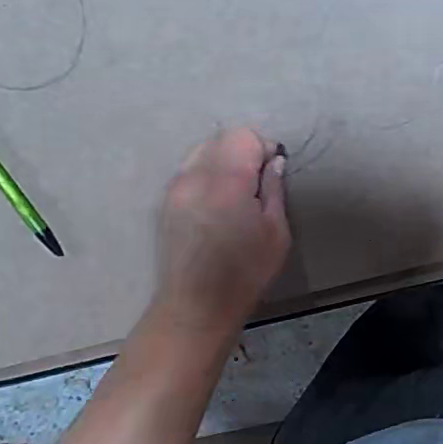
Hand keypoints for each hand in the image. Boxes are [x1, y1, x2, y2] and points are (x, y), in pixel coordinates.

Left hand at [152, 128, 289, 332]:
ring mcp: (175, 186)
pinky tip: (217, 201)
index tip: (274, 170)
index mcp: (226, 182)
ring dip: (224, 159)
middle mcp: (195, 176)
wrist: (196, 306)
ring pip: (203, 149)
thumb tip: (274, 162)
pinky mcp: (166, 200)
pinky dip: (207, 172)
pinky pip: (189, 169)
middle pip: (222, 138)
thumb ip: (274, 190)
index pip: (244, 137)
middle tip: (258, 181)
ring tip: (237, 191)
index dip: (264, 148)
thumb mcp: (276, 233)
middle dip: (244, 150)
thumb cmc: (245, 273)